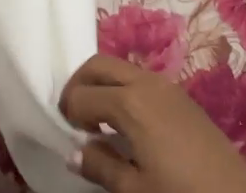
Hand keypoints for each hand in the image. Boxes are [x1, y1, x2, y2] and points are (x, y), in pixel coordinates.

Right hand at [60, 55, 245, 192]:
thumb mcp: (134, 189)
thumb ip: (100, 166)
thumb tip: (74, 151)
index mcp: (130, 102)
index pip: (82, 94)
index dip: (68, 112)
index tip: (67, 133)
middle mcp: (145, 81)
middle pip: (99, 65)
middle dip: (79, 84)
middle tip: (73, 116)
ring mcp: (165, 83)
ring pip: (120, 67)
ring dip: (102, 84)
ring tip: (96, 121)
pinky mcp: (179, 92)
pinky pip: (139, 77)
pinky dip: (121, 88)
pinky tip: (124, 121)